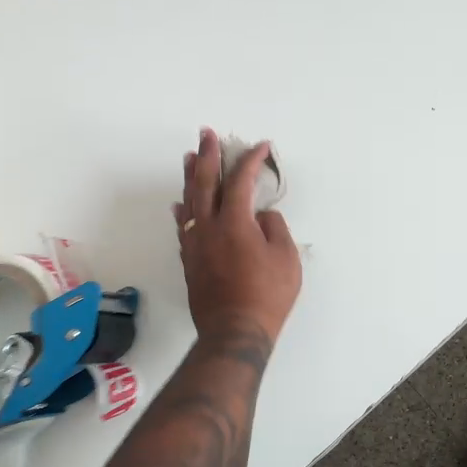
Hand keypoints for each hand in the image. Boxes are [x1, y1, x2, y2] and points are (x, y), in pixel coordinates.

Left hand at [173, 129, 301, 344]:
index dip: (251, 160)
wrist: (234, 332)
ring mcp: (196, 245)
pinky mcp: (191, 261)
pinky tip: (180, 203)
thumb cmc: (267, 294)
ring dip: (190, 177)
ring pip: (189, 202)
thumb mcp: (286, 256)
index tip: (262, 146)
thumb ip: (274, 228)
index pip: (240, 181)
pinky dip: (183, 210)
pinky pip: (183, 226)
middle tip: (207, 134)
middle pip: (204, 183)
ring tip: (189, 157)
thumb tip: (260, 217)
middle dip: (206, 156)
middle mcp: (209, 228)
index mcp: (235, 222)